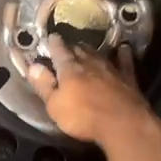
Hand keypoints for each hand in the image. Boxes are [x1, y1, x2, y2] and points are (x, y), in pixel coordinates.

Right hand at [27, 36, 157, 146]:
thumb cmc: (83, 117)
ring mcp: (110, 68)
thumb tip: (33, 66)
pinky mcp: (127, 77)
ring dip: (90, 50)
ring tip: (85, 47)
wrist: (122, 124)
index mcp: (69, 69)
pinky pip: (124, 61)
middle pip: (79, 50)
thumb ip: (44, 85)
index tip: (51, 37)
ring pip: (98, 53)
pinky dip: (122, 54)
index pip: (59, 51)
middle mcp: (90, 63)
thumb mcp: (55, 105)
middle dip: (71, 47)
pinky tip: (123, 48)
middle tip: (67, 46)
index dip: (54, 43)